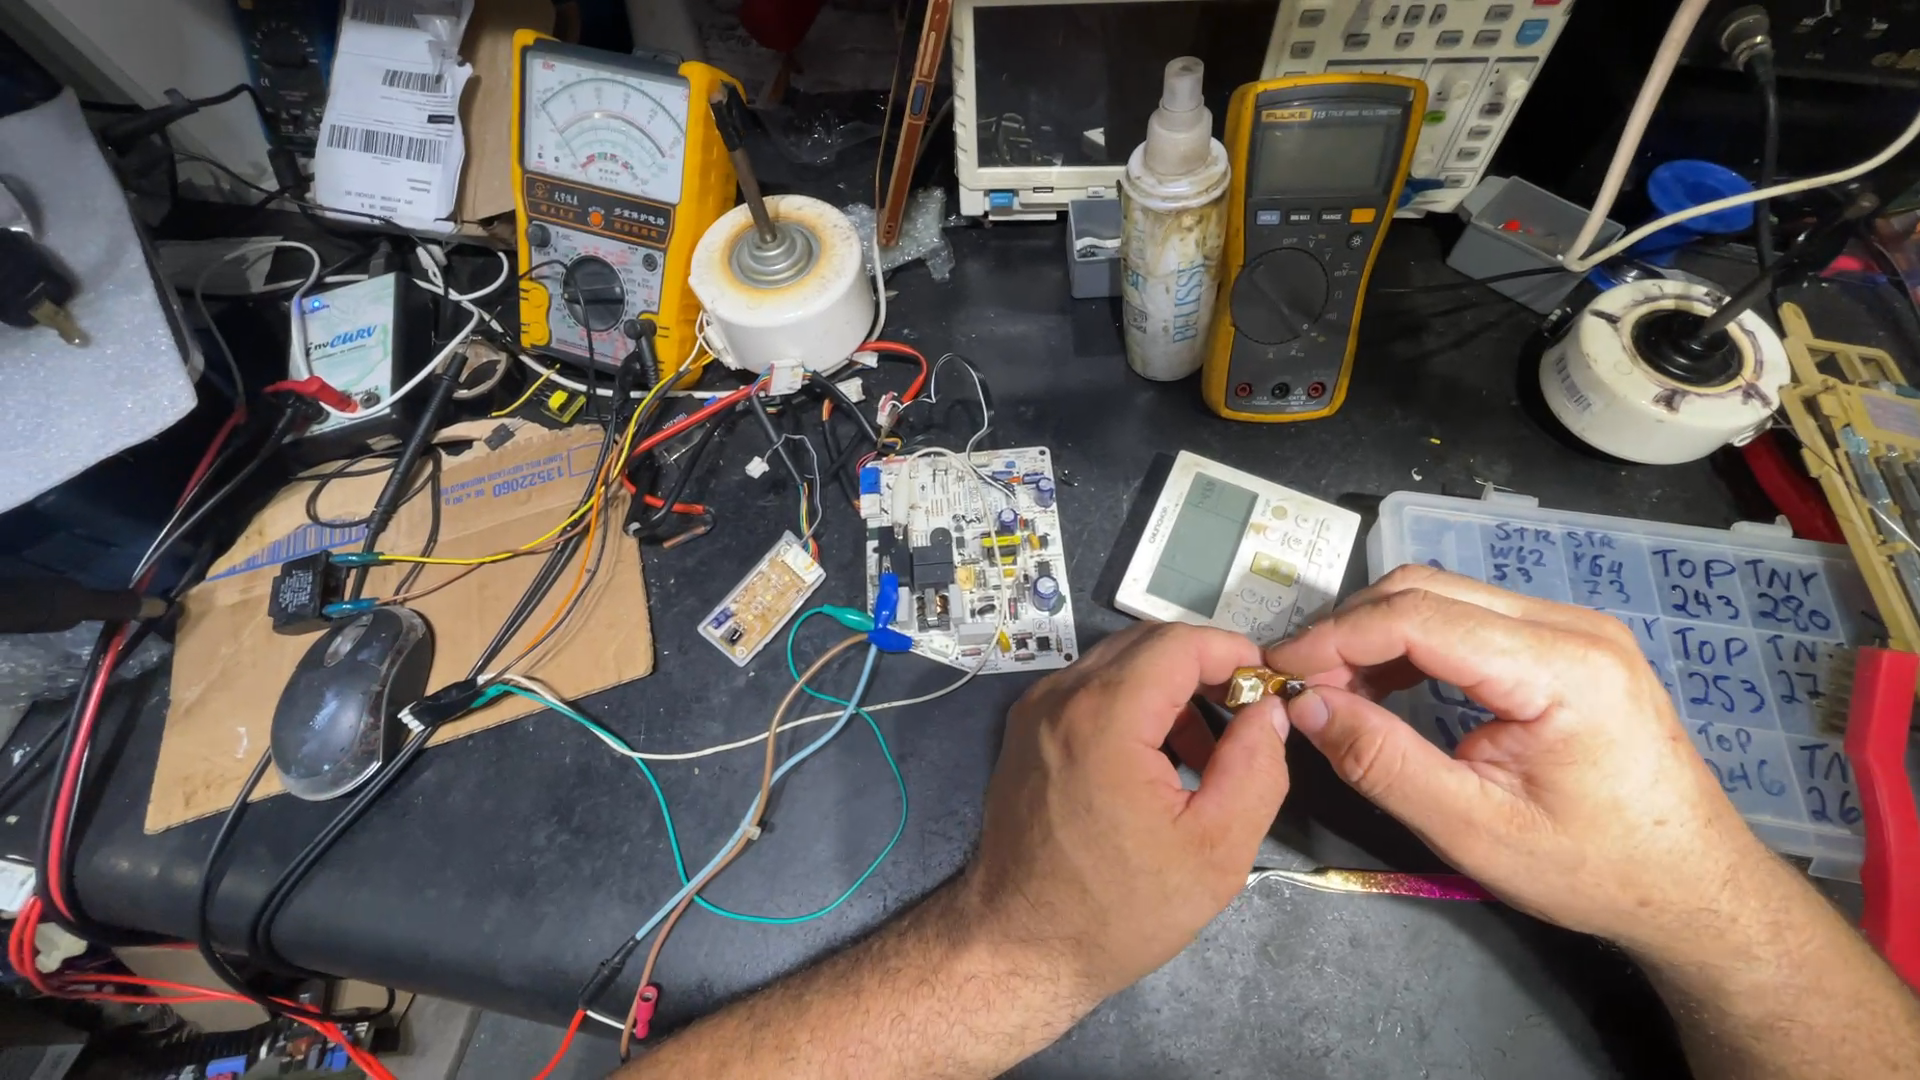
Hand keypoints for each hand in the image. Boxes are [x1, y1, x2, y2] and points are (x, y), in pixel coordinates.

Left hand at [955, 623, 1291, 1006]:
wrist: (1021, 940)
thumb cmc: (1121, 906)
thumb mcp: (1215, 849)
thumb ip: (1256, 767)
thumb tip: (1269, 709)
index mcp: (1103, 715)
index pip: (1176, 641)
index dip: (1230, 650)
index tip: (1267, 684)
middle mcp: (1059, 695)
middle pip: (1144, 644)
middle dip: (1202, 666)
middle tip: (1245, 713)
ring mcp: (1034, 708)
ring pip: (1116, 664)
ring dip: (1167, 687)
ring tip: (1204, 752)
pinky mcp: (1024, 728)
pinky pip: (1088, 690)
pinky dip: (1130, 703)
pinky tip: (1155, 758)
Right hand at [1264, 566, 1766, 953]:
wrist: (1698, 888)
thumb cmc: (1593, 868)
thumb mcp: (1472, 830)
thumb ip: (1380, 762)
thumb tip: (1302, 704)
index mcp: (1560, 667)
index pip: (1415, 617)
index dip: (1333, 637)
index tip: (1277, 671)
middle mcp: (1567, 624)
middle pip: (1420, 589)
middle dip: (1344, 630)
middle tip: (1299, 682)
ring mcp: (1566, 625)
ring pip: (1433, 593)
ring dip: (1368, 633)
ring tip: (1331, 687)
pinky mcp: (1556, 638)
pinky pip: (1456, 614)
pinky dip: (1401, 641)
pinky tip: (1378, 684)